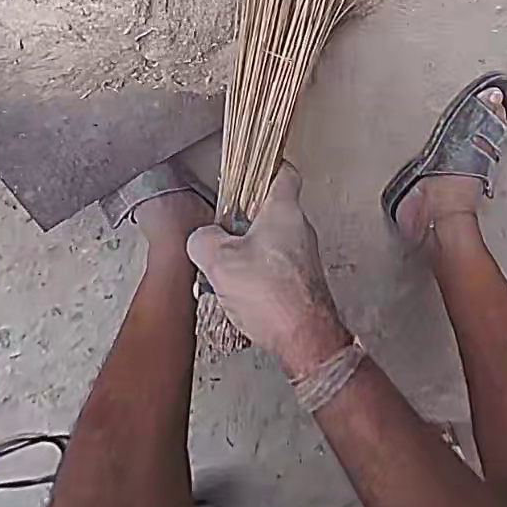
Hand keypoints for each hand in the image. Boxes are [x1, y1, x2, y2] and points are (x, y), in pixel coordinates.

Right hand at [187, 163, 352, 376]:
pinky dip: (255, 271)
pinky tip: (237, 290)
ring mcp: (303, 256)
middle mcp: (299, 229)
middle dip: (243, 216)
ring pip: (270, 238)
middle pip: (270, 208)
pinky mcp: (301, 280)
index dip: (264, 166)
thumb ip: (203, 239)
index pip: (284, 171)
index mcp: (284, 211)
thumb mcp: (219, 261)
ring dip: (246, 247)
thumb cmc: (271, 295)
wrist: (305, 340)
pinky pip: (274, 264)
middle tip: (222, 225)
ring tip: (223, 266)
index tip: (247, 168)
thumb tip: (201, 238)